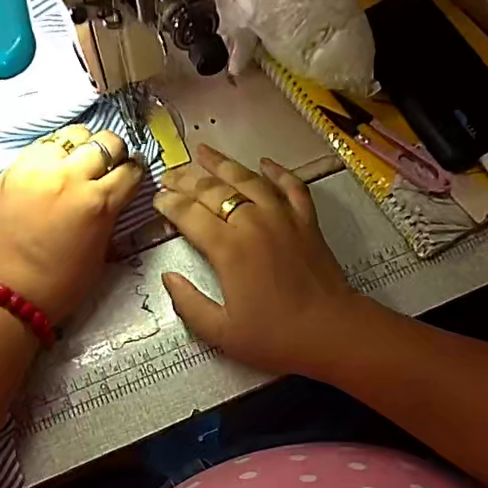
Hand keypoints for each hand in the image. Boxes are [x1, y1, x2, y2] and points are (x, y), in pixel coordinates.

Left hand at [0, 125, 143, 323]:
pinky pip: (42, 145)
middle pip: (107, 141)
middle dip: (114, 153)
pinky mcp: (12, 169)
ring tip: (80, 163)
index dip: (136, 173)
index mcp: (99, 203)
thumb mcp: (101, 251)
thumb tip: (115, 197)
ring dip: (83, 146)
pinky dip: (54, 152)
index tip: (132, 177)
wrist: (6, 292)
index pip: (131, 170)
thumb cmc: (60, 284)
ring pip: (74, 134)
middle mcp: (71, 177)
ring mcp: (38, 169)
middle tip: (109, 167)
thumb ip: (110, 216)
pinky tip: (54, 168)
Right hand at [152, 144, 373, 375]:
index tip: (156, 199)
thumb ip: (189, 303)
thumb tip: (168, 276)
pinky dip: (278, 172)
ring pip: (248, 180)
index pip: (189, 214)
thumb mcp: (221, 332)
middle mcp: (253, 223)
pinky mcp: (307, 221)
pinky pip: (291, 186)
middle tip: (170, 174)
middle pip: (214, 189)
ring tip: (204, 151)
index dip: (169, 204)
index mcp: (228, 249)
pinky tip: (265, 162)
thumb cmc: (275, 337)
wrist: (331, 331)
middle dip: (187, 179)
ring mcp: (283, 218)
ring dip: (224, 164)